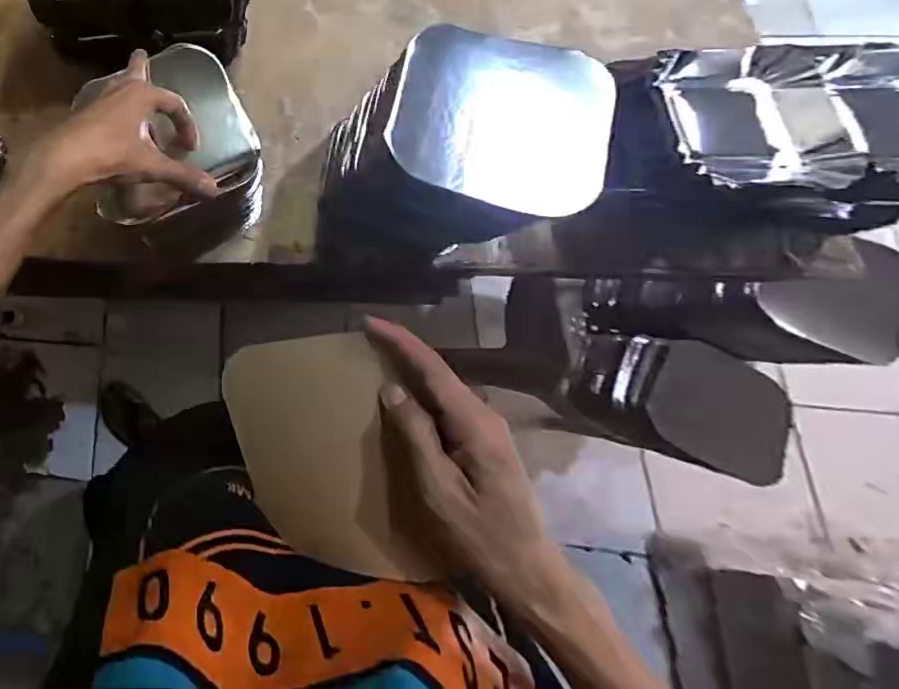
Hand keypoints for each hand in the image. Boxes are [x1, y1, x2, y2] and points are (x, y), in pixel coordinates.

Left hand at [23, 51, 221, 201]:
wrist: (62, 160)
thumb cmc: (111, 155)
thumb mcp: (150, 166)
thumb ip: (181, 175)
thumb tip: (213, 190)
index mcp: (142, 95)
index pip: (174, 103)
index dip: (186, 124)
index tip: (189, 147)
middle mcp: (120, 90)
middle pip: (135, 72)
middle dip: (141, 66)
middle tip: (142, 56)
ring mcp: (98, 101)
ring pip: (117, 87)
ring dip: (127, 88)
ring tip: (132, 89)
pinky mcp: (82, 115)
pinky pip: (105, 105)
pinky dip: (115, 108)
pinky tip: (115, 124)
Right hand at [365, 317, 572, 611]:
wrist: (530, 576)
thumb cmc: (481, 537)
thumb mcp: (439, 491)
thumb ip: (416, 436)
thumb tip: (392, 389)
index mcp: (474, 423)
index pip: (432, 368)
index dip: (400, 341)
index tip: (369, 322)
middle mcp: (484, 416)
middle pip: (438, 372)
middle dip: (403, 350)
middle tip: (367, 337)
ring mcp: (488, 429)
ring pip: (443, 388)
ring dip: (412, 371)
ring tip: (380, 359)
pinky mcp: (485, 443)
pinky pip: (447, 406)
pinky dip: (422, 393)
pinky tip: (406, 398)